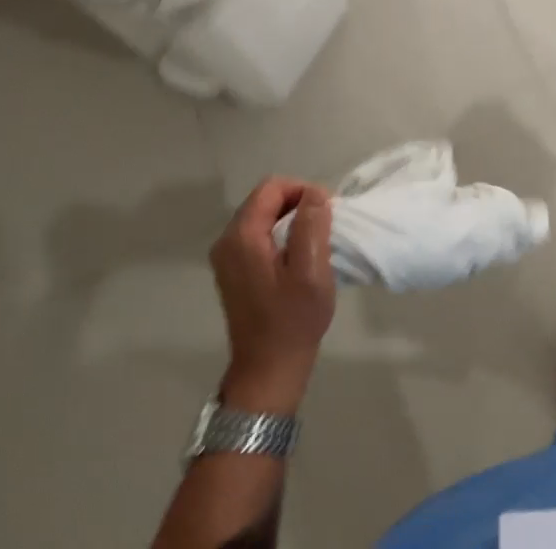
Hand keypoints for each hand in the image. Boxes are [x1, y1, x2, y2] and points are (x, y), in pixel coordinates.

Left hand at [210, 177, 335, 414]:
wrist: (269, 367)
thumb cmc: (293, 319)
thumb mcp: (311, 269)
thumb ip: (312, 225)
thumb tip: (315, 194)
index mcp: (242, 237)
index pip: (271, 188)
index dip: (304, 190)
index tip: (328, 212)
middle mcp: (227, 242)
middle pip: (264, 201)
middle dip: (299, 204)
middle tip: (327, 226)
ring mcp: (227, 258)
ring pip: (262, 218)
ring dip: (292, 221)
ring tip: (318, 241)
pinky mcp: (234, 272)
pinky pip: (258, 237)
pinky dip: (281, 237)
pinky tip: (300, 258)